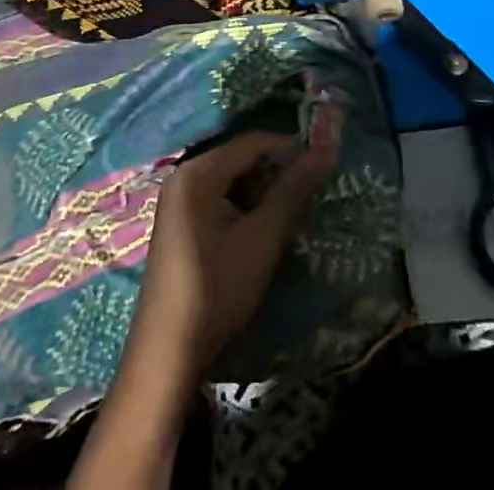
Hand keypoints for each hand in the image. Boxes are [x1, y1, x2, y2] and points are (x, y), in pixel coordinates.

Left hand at [134, 119, 341, 371]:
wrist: (168, 351)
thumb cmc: (218, 287)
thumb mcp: (263, 236)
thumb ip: (293, 189)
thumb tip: (325, 151)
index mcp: (198, 172)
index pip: (254, 142)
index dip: (291, 149)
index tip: (323, 167)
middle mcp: (183, 176)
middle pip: (242, 158)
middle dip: (277, 172)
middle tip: (308, 194)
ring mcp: (178, 200)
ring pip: (233, 179)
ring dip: (264, 191)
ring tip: (290, 214)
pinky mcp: (181, 222)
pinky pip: (220, 197)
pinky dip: (246, 205)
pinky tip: (263, 229)